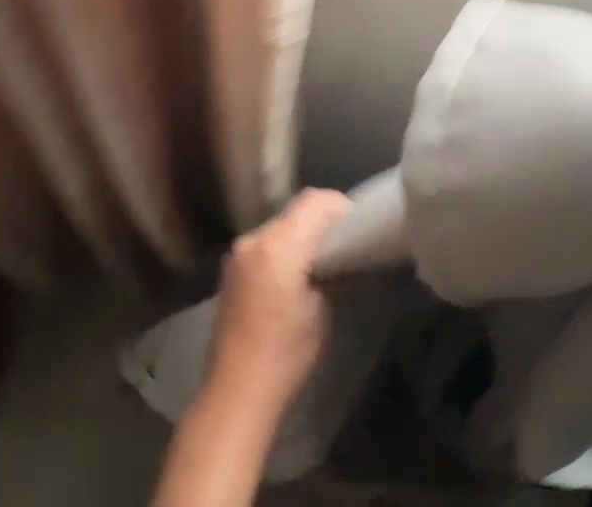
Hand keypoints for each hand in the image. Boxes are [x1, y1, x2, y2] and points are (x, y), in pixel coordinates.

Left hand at [206, 188, 352, 410]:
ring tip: (324, 261)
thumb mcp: (323, 312)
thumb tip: (347, 258)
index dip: (341, 207)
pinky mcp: (231, 269)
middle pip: (296, 210)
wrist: (237, 390)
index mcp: (278, 246)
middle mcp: (253, 240)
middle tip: (348, 244)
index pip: (315, 201)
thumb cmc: (286, 354)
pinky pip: (265, 243)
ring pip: (280, 225)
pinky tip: (298, 273)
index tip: (360, 227)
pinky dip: (285, 248)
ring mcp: (238, 253)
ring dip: (302, 234)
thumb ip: (336, 274)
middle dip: (323, 221)